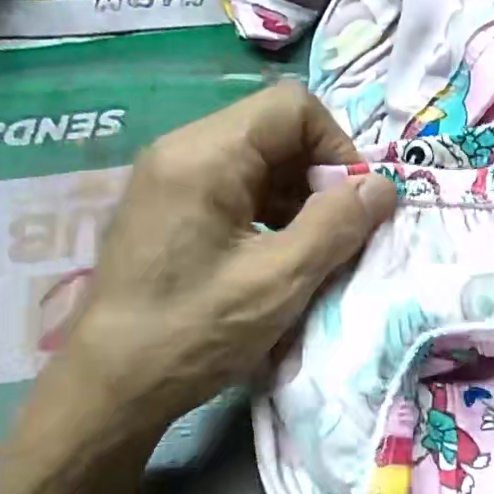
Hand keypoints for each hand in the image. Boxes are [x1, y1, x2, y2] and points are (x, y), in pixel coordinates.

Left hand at [0, 83, 397, 493]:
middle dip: (318, 178)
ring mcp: (169, 181)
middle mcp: (181, 151)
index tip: (354, 205)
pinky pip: (232, 192)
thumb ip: (336, 225)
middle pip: (273, 132)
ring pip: (255, 164)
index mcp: (204, 154)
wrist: (112, 386)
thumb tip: (381, 184)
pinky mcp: (167, 212)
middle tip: (338, 236)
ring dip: (296, 200)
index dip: (337, 147)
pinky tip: (275, 261)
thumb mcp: (278, 281)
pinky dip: (267, 216)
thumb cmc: (194, 333)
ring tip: (310, 254)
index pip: (292, 106)